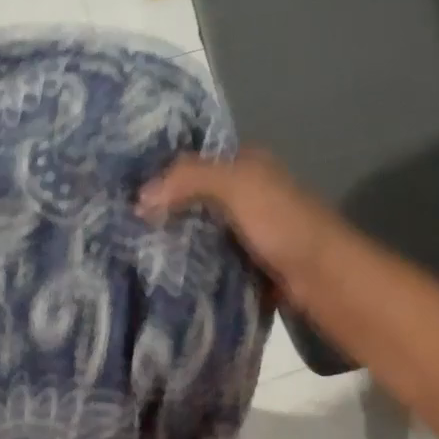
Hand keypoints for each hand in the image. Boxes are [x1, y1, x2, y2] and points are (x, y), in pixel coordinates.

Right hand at [137, 148, 349, 285]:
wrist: (328, 280)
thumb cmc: (285, 224)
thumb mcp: (239, 186)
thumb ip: (190, 179)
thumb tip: (139, 196)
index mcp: (249, 164)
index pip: (195, 157)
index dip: (160, 167)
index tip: (116, 185)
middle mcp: (249, 193)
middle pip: (194, 197)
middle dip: (160, 209)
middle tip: (111, 225)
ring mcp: (251, 232)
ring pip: (201, 232)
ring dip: (173, 243)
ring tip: (122, 253)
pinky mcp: (250, 267)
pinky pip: (211, 264)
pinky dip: (191, 271)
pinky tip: (158, 280)